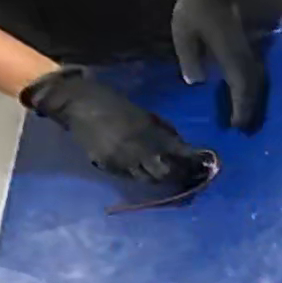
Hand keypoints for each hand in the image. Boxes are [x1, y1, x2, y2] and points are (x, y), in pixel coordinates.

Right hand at [21, 66, 197, 181]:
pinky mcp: (109, 167)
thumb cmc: (113, 103)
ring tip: (169, 176)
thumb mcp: (145, 114)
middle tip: (188, 175)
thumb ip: (164, 132)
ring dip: (161, 178)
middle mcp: (139, 150)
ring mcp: (124, 161)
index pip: (180, 153)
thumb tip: (182, 147)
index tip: (204, 165)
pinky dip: (140, 175)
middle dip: (179, 175)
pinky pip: (131, 177)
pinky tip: (144, 170)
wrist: (77, 103)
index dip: (193, 162)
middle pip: (167, 173)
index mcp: (150, 132)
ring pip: (150, 179)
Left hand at [172, 0, 265, 129]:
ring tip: (245, 117)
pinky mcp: (246, 48)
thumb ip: (189, 59)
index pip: (240, 90)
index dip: (240, 111)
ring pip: (255, 84)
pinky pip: (252, 74)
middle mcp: (244, 58)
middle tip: (243, 130)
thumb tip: (196, 82)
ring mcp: (248, 52)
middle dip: (248, 112)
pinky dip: (249, 88)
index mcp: (230, 57)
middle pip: (252, 91)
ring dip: (251, 102)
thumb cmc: (195, 7)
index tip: (236, 127)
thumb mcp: (183, 33)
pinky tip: (243, 95)